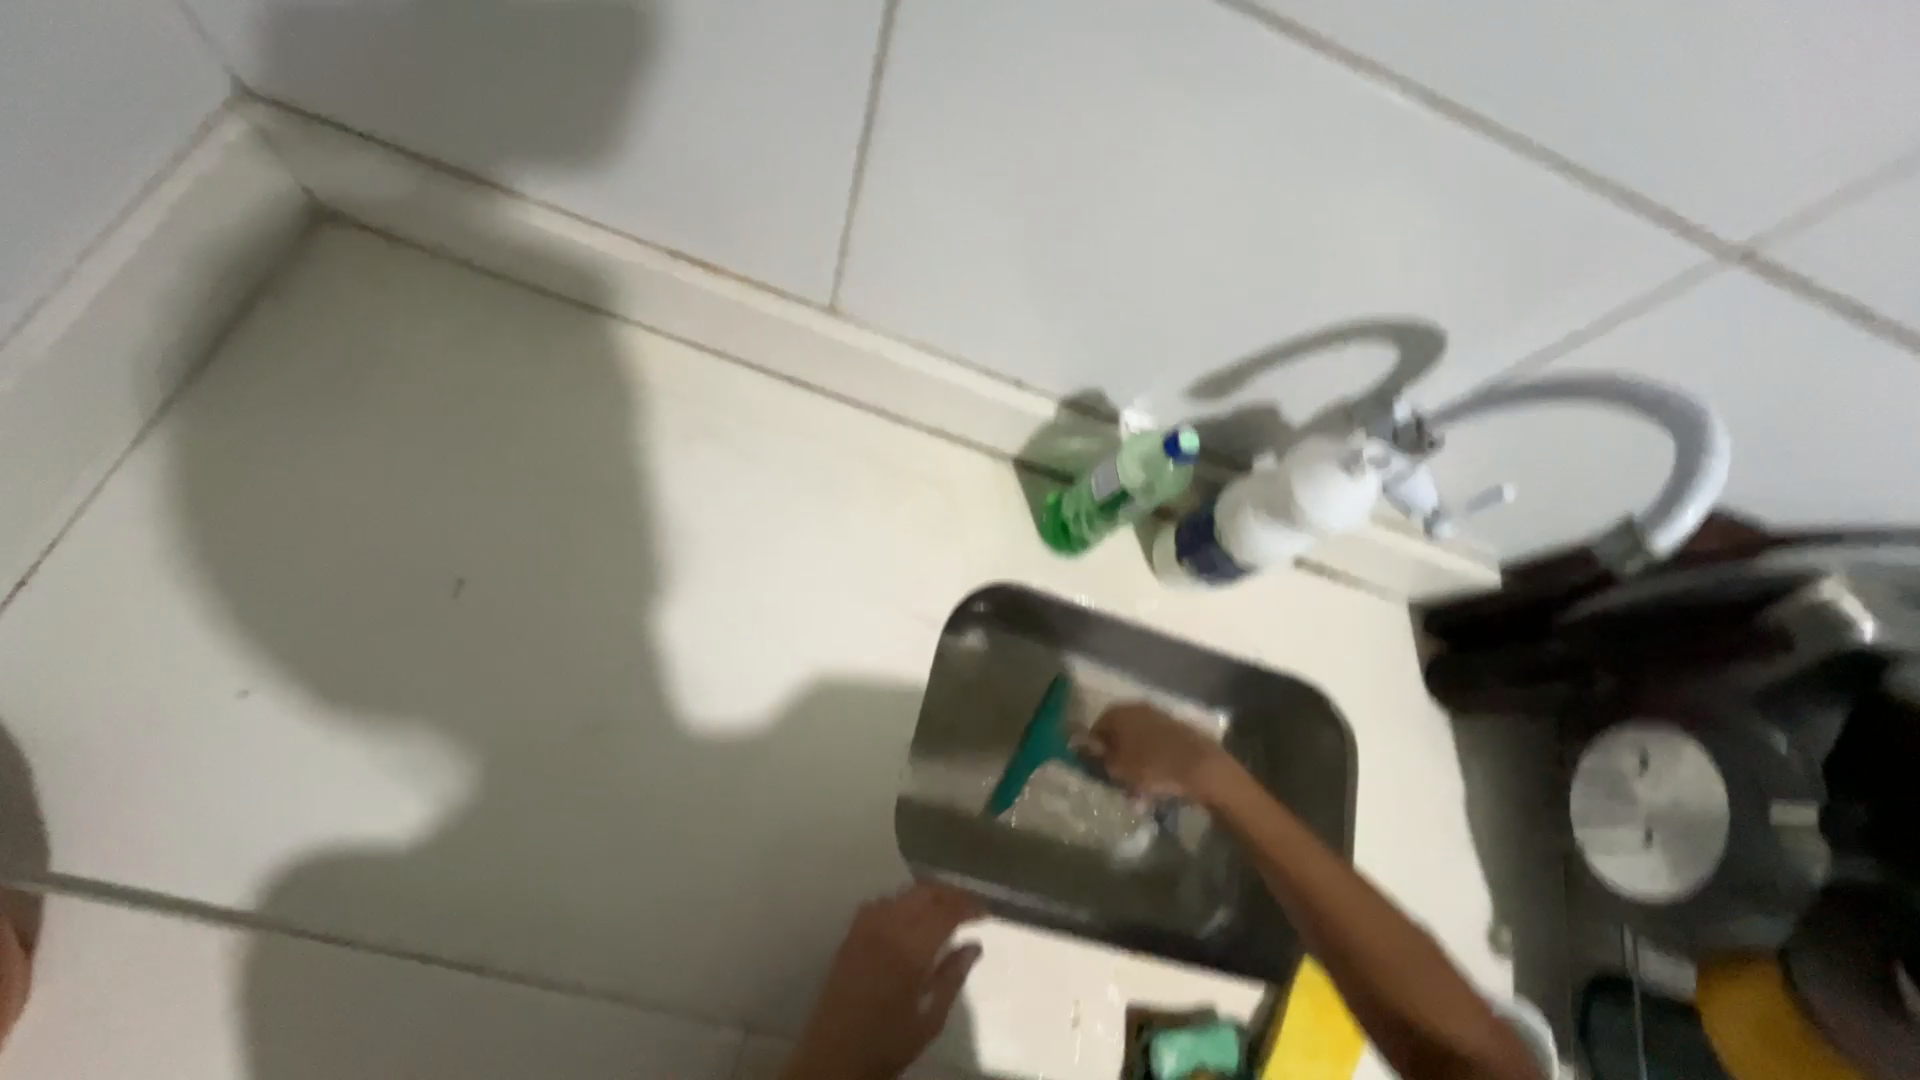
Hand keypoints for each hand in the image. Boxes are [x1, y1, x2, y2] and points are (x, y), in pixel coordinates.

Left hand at [781, 884, 983, 1079]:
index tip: (986, 913)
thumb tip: (974, 945)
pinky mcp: (850, 934)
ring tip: (943, 911)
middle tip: (969, 908)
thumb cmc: (886, 1045)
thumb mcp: (929, 1020)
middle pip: (925, 892)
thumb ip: (952, 978)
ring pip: (902, 893)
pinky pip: (881, 903)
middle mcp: (887, 928)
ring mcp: (865, 928)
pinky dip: (901, 902)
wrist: (831, 1058)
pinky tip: (908, 918)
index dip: (969, 906)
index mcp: (910, 950)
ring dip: (927, 895)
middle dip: (950, 894)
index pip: (947, 911)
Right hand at [1084, 703, 1238, 803]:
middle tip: (1118, 779)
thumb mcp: (1116, 767)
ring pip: (1140, 740)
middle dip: (1117, 755)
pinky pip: (1159, 745)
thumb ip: (1096, 756)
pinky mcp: (1180, 729)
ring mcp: (1161, 717)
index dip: (1094, 750)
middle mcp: (1138, 708)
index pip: (1096, 728)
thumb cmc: (1151, 767)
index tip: (1097, 770)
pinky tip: (1159, 782)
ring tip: (1139, 787)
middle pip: (1120, 732)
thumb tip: (1080, 746)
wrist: (1202, 767)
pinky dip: (1155, 760)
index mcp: (1118, 712)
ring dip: (1137, 760)